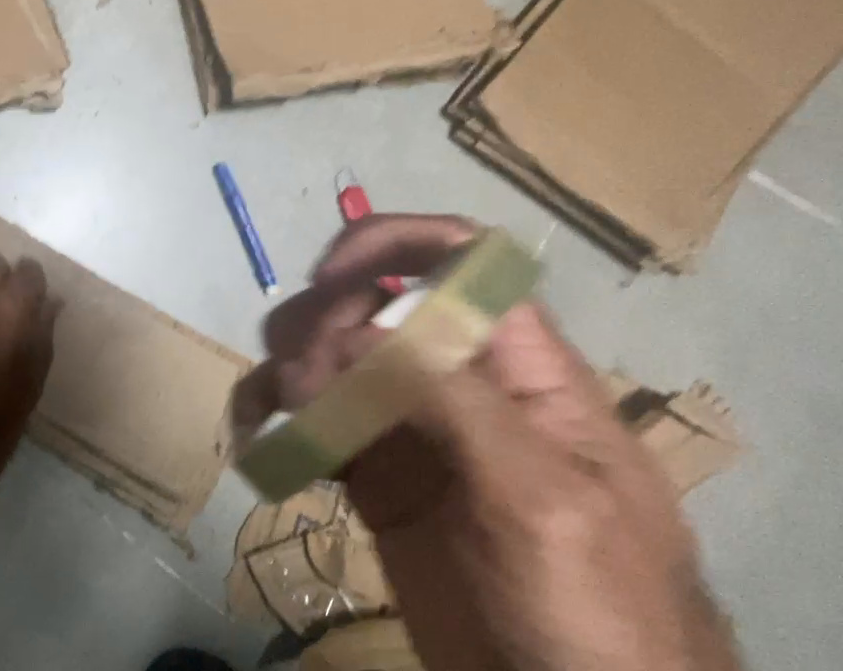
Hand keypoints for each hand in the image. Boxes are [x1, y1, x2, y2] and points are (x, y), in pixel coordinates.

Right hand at [238, 214, 740, 670]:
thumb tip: (349, 332)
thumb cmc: (595, 607)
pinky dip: (269, 416)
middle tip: (306, 382)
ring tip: (281, 413)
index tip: (329, 275)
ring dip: (285, 366)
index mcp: (520, 371)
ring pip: (325, 355)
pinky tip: (255, 438)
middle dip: (322, 322)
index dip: (393, 244)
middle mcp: (454, 383)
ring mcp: (407, 429)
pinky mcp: (369, 474)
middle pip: (370, 303)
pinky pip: (307, 421)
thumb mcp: (543, 497)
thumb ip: (453, 402)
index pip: (459, 263)